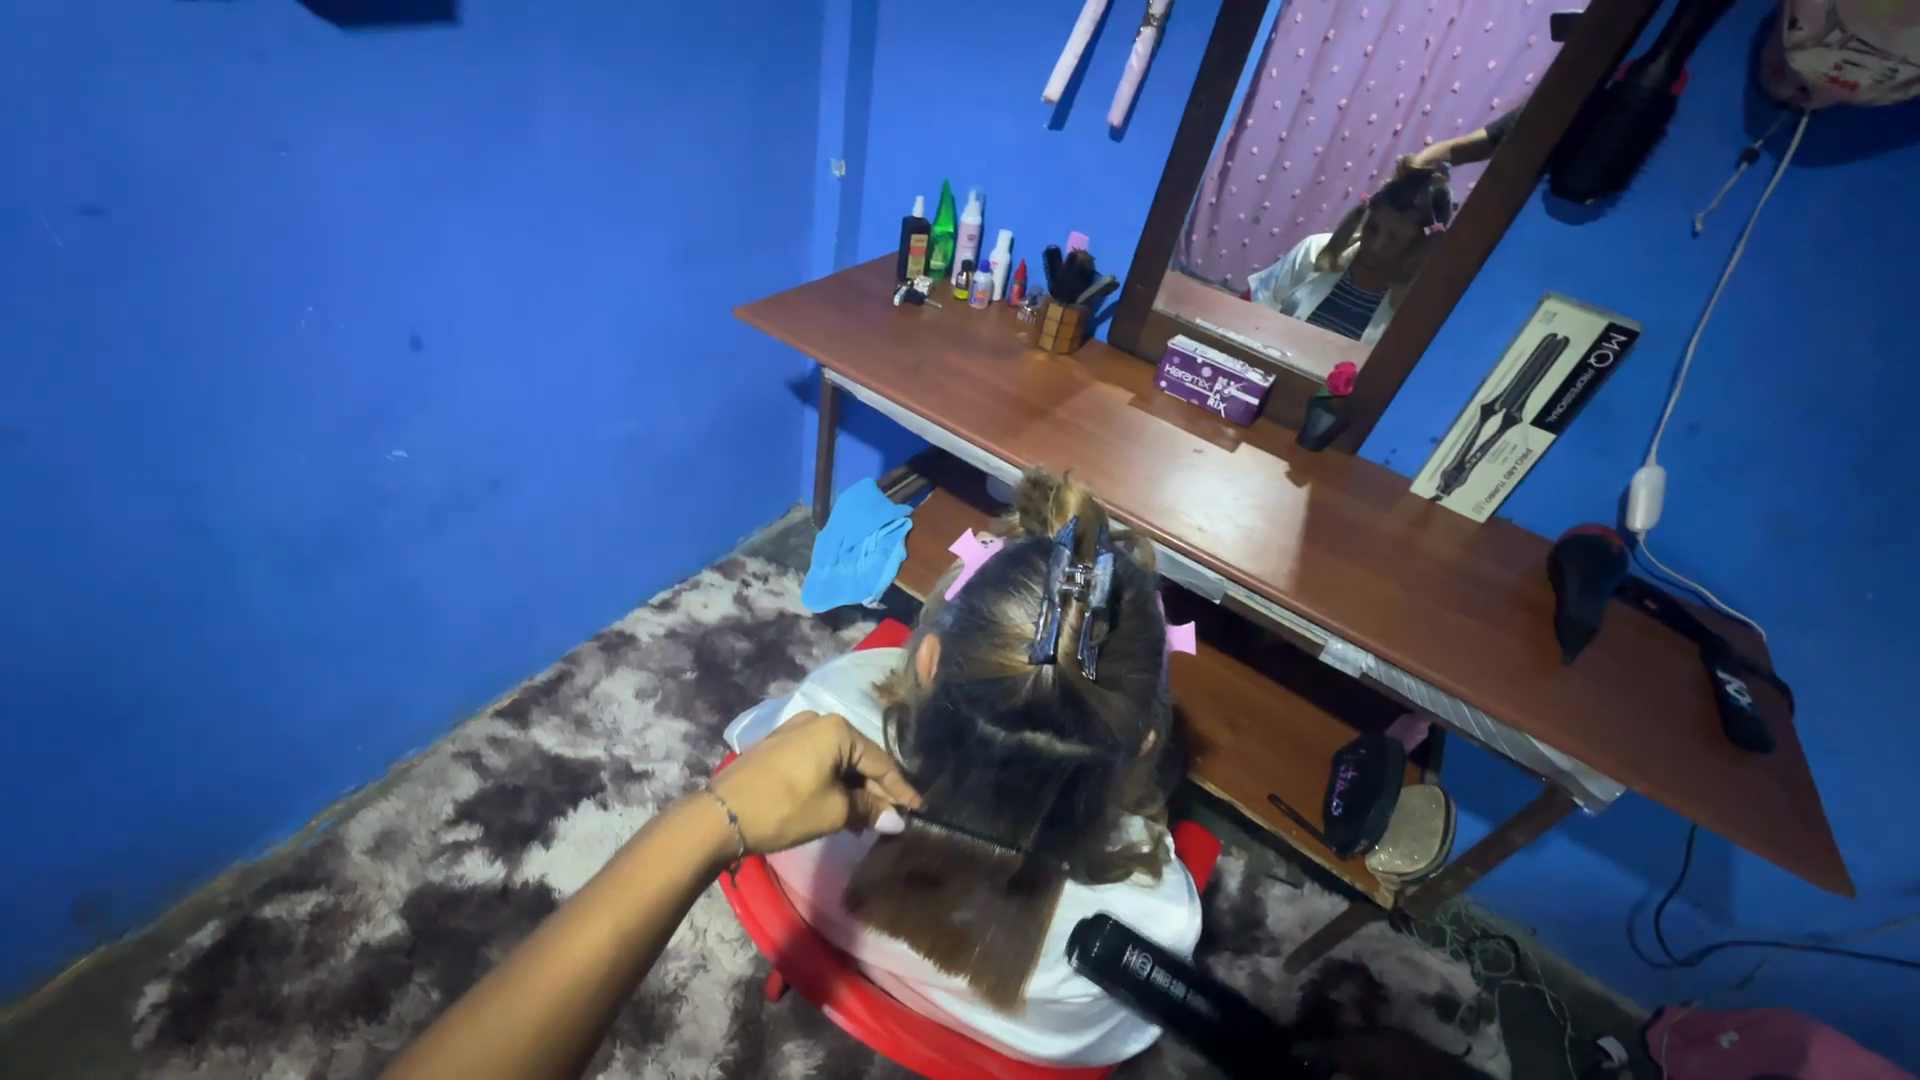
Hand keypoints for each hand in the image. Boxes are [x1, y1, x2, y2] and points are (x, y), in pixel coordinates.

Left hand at [710, 711, 921, 854]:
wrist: (720, 815)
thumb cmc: (785, 808)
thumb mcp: (833, 811)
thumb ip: (869, 809)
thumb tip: (897, 819)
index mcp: (838, 729)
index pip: (881, 761)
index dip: (900, 789)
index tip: (919, 809)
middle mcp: (818, 720)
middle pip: (859, 758)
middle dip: (875, 791)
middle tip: (890, 819)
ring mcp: (795, 730)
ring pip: (838, 760)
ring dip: (853, 789)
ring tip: (864, 819)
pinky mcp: (778, 745)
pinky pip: (817, 761)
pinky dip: (831, 782)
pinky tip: (837, 805)